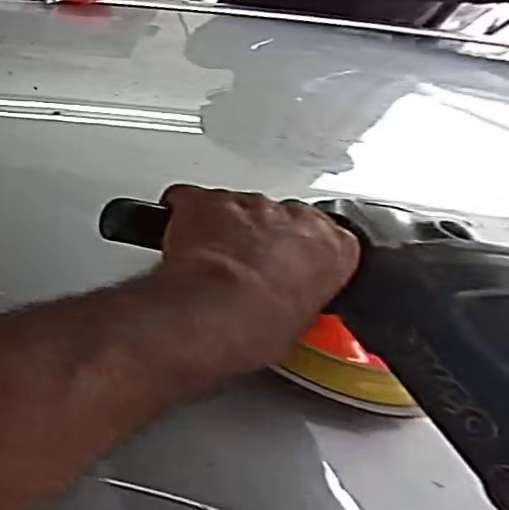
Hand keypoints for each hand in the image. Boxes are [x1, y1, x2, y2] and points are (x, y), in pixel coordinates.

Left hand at [153, 185, 359, 368]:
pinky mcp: (202, 199)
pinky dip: (178, 208)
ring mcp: (244, 204)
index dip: (286, 243)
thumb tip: (281, 291)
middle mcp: (292, 215)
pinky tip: (173, 226)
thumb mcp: (311, 306)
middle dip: (249, 230)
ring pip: (227, 203)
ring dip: (214, 220)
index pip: (314, 230)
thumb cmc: (266, 313)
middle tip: (231, 253)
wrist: (228, 300)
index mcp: (335, 242)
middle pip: (268, 213)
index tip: (271, 254)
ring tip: (200, 247)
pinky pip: (184, 196)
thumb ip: (303, 283)